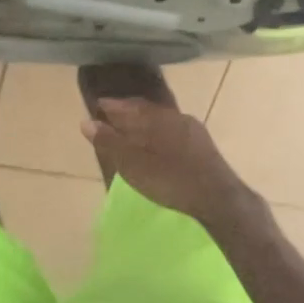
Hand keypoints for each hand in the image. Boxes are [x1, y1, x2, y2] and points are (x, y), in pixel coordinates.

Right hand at [81, 98, 258, 227]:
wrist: (217, 197)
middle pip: (146, 111)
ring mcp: (192, 130)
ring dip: (145, 124)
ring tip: (132, 131)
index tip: (99, 105)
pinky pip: (173, 131)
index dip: (113, 105)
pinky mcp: (203, 145)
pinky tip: (158, 145)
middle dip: (128, 113)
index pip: (129, 105)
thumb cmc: (170, 179)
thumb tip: (86, 122)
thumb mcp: (133, 164)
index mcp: (157, 118)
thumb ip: (110, 143)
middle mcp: (175, 117)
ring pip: (162, 121)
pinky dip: (159, 134)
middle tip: (112, 116)